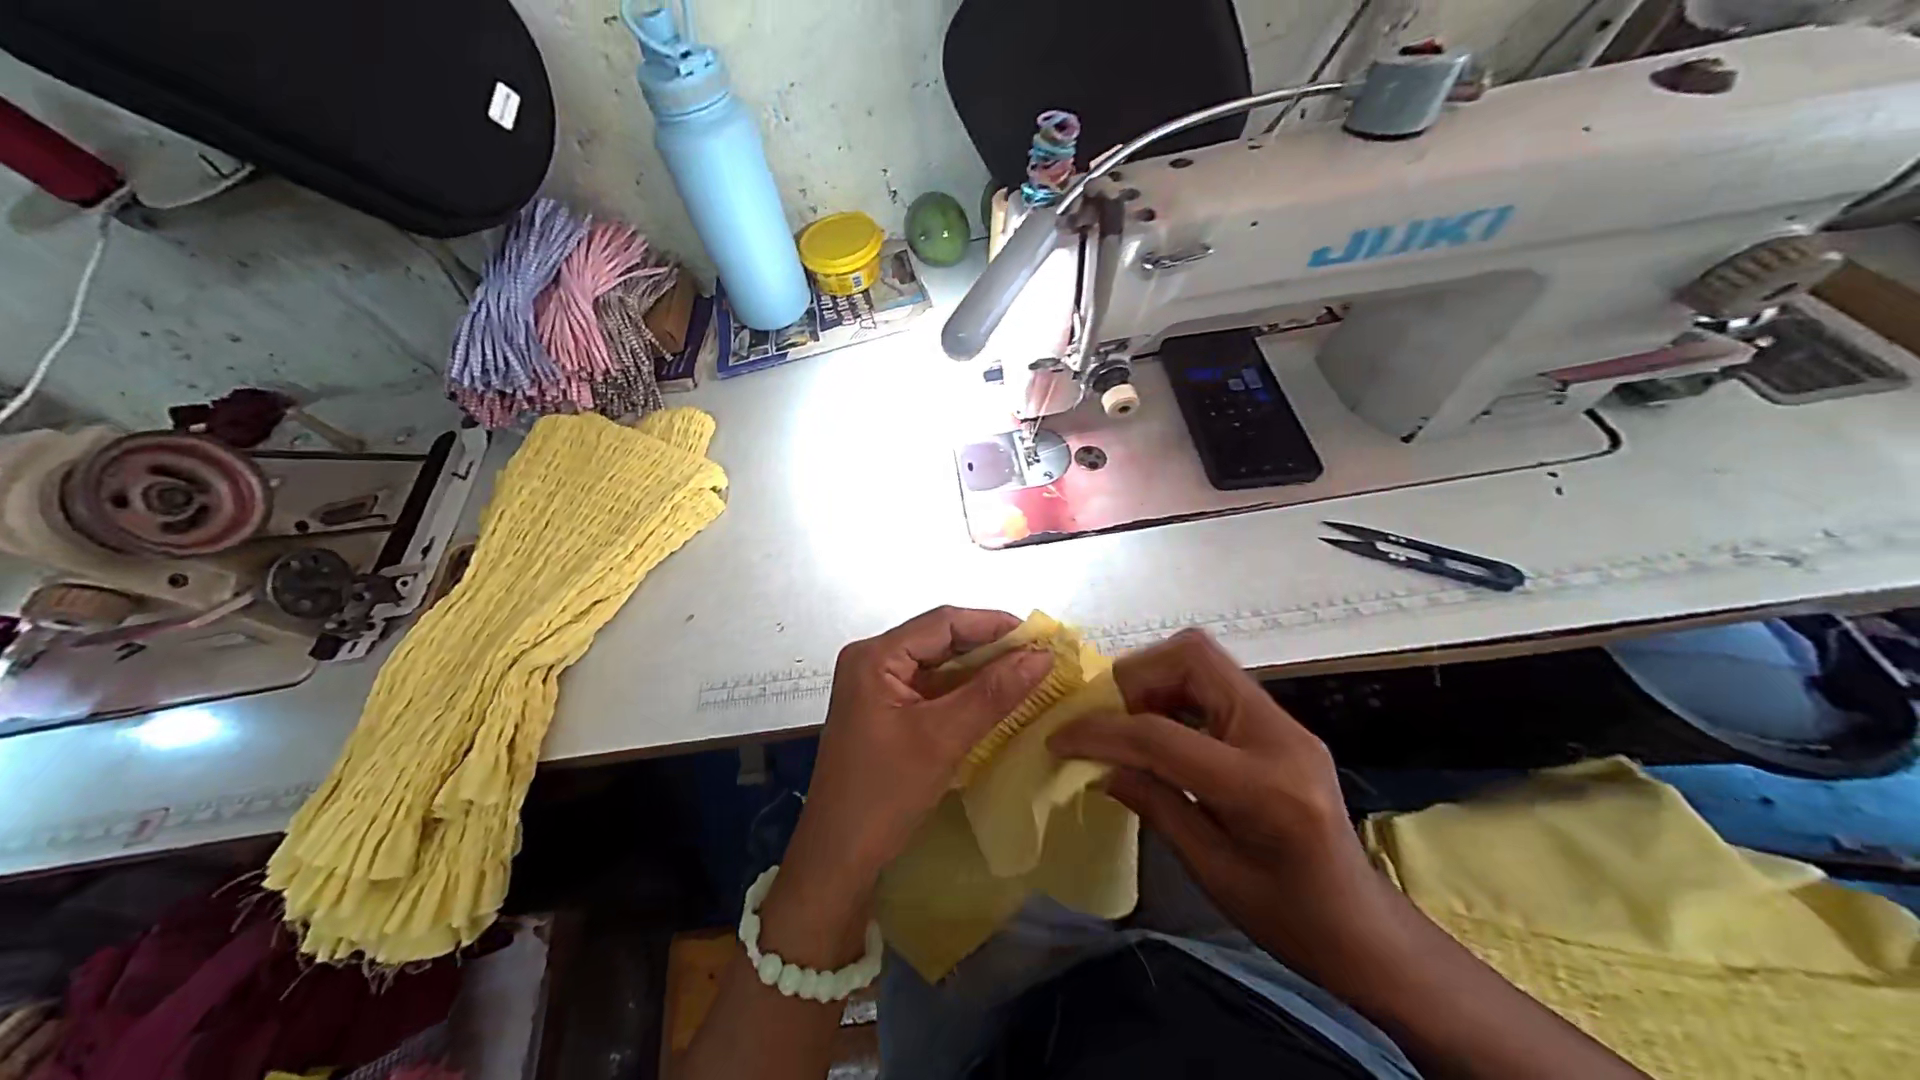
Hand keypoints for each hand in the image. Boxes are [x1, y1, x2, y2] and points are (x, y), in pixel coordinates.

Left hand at [765, 607, 1053, 967]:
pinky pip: (932, 688)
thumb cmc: (884, 794)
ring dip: (982, 669)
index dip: (994, 624)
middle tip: (1040, 657)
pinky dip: (965, 691)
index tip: (1041, 637)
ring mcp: (877, 687)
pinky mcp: (885, 711)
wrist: (838, 857)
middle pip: (941, 639)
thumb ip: (993, 693)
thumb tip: (1042, 656)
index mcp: (875, 656)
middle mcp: (872, 661)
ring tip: (1029, 674)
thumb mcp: (942, 739)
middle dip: (991, 646)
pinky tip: (998, 699)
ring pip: (939, 664)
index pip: (943, 622)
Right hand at [1048, 629, 1391, 971]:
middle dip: (1133, 675)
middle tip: (1101, 715)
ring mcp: (1284, 723)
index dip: (1101, 732)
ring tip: (1124, 721)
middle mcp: (1279, 736)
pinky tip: (1156, 729)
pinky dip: (1173, 692)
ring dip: (1151, 679)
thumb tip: (1100, 766)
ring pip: (1203, 659)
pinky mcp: (1278, 724)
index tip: (1059, 739)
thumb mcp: (1210, 871)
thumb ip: (1153, 804)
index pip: (1162, 735)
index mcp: (1263, 788)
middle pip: (1194, 658)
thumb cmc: (1289, 919)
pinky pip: (1214, 683)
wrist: (1364, 928)